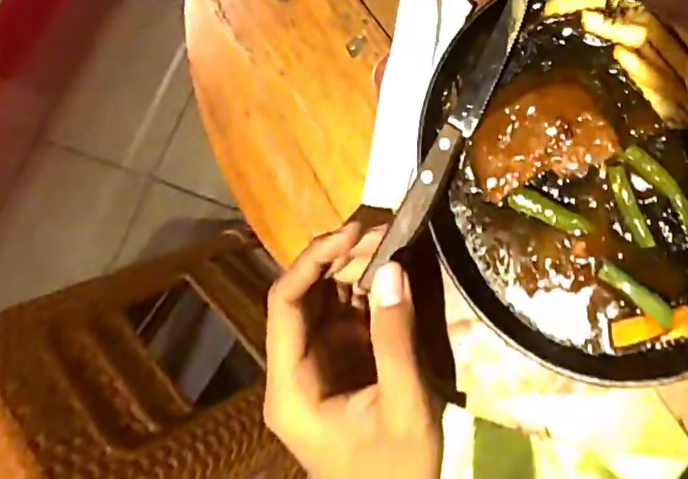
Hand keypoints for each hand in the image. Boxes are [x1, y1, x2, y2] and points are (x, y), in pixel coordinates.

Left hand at [264, 224, 441, 478]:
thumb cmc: (394, 472)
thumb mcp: (402, 406)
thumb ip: (394, 337)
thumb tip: (391, 267)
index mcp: (290, 386)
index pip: (284, 303)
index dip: (313, 260)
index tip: (353, 232)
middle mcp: (295, 366)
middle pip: (304, 293)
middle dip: (340, 256)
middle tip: (384, 232)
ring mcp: (318, 361)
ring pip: (325, 295)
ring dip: (354, 265)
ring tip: (391, 240)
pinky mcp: (342, 358)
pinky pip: (346, 308)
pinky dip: (367, 284)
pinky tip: (391, 266)